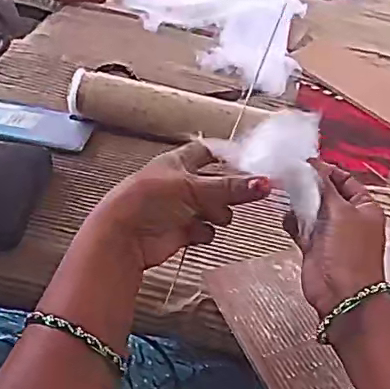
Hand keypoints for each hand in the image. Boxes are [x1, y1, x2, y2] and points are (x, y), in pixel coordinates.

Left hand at [82, 142, 271, 270]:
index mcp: (179, 162)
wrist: (123, 237)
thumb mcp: (193, 188)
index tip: (250, 164)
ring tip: (214, 216)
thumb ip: (230, 188)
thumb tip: (265, 184)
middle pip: (217, 183)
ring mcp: (181, 208)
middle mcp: (181, 183)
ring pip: (214, 208)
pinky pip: (205, 230)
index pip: (209, 152)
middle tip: (240, 196)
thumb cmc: (148, 200)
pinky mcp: (181, 232)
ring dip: (218, 213)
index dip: (228, 156)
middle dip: (228, 191)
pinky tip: (198, 233)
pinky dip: (205, 232)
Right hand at [285, 161, 387, 318]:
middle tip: (291, 176)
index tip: (308, 163)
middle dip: (309, 186)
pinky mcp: (314, 247)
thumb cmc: (350, 254)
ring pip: (310, 210)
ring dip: (298, 204)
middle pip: (326, 194)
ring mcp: (330, 234)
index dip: (328, 171)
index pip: (346, 181)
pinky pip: (300, 228)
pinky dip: (292, 222)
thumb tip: (315, 165)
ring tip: (285, 195)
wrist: (341, 293)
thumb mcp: (341, 212)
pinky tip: (286, 217)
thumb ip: (325, 187)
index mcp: (365, 208)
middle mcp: (348, 219)